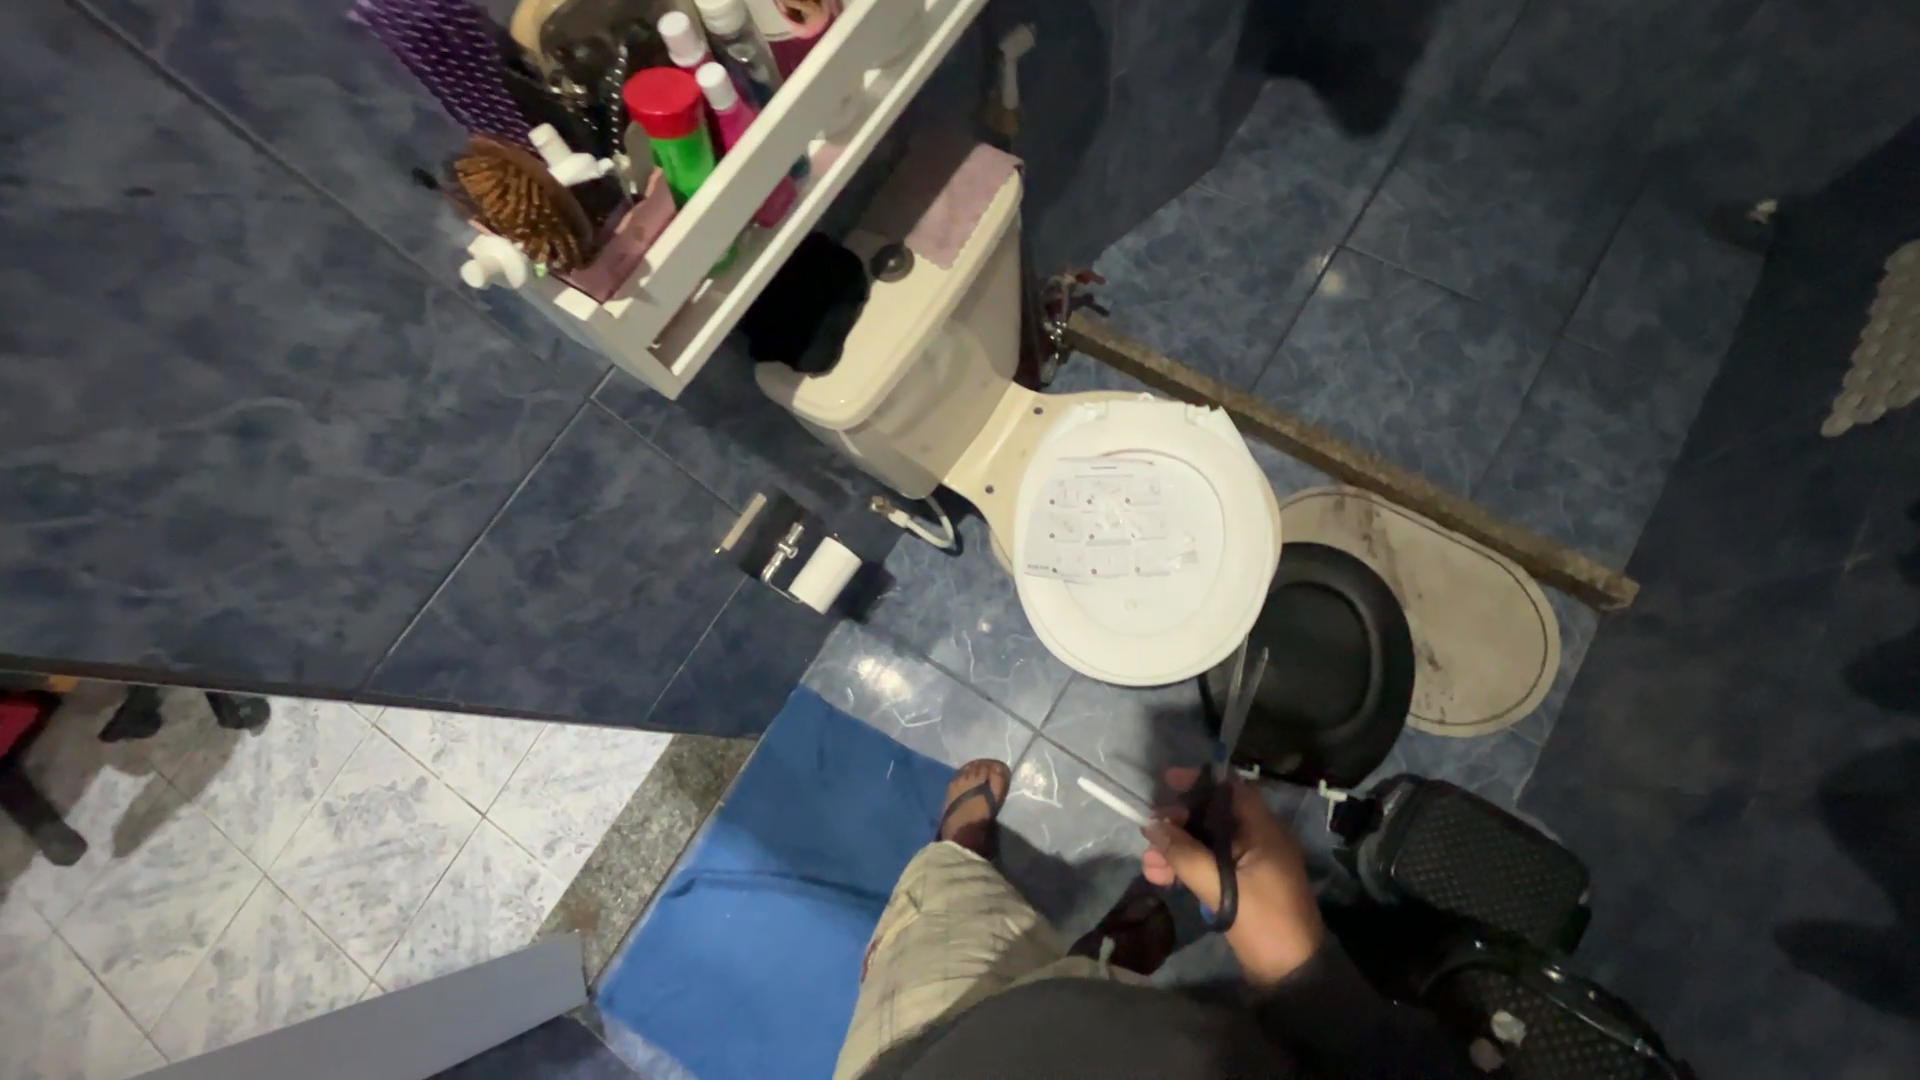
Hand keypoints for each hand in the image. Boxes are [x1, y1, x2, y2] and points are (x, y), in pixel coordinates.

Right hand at [1142, 767, 1325, 987]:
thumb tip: (1153, 826)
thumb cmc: (1264, 923)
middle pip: (1212, 815)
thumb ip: (1184, 854)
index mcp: (1264, 831)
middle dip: (1178, 823)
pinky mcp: (1242, 883)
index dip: (1199, 782)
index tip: (1167, 784)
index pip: (1230, 789)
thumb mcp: (1220, 887)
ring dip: (1177, 848)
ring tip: (1149, 865)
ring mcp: (1250, 862)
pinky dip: (1187, 865)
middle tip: (1151, 833)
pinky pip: (1210, 863)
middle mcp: (1258, 839)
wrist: (1292, 977)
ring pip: (1206, 841)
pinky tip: (1162, 877)